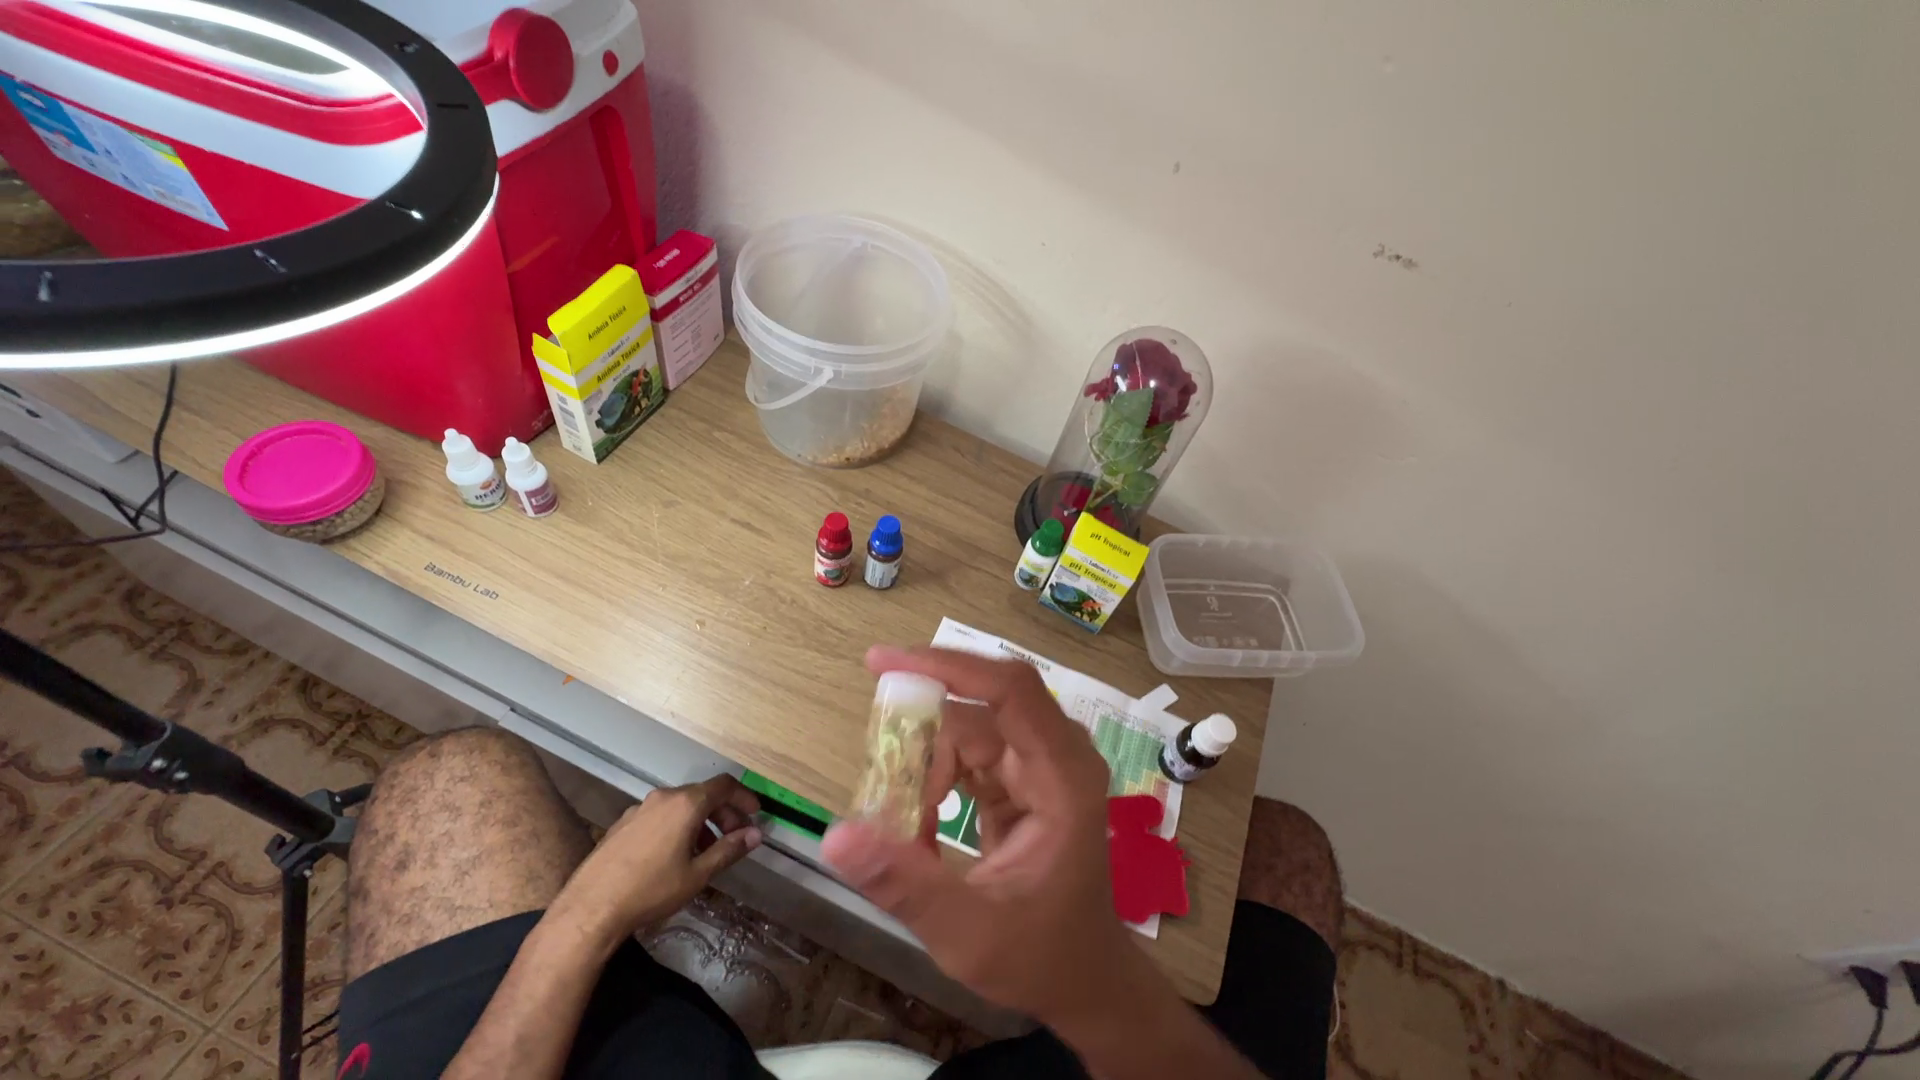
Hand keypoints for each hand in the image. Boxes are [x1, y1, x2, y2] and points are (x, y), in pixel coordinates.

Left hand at [552, 775, 762, 941]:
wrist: (590, 908)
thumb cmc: (651, 890)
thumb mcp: (698, 874)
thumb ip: (729, 850)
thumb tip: (755, 834)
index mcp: (685, 804)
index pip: (724, 786)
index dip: (744, 797)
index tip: (755, 815)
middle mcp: (662, 798)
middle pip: (702, 794)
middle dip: (723, 813)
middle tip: (734, 838)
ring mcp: (639, 809)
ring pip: (680, 806)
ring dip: (700, 822)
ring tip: (706, 852)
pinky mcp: (622, 824)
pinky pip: (660, 816)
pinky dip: (677, 826)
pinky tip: (674, 856)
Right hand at [822, 646, 1141, 1024]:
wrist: (1085, 980)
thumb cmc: (1041, 957)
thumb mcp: (968, 933)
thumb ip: (906, 884)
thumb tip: (835, 836)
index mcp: (1063, 778)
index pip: (1011, 691)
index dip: (949, 666)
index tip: (884, 663)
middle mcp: (1057, 758)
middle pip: (980, 709)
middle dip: (921, 731)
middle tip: (878, 766)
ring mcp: (1042, 766)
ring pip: (969, 730)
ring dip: (926, 766)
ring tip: (904, 821)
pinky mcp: (1025, 780)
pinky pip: (970, 755)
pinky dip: (936, 780)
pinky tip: (920, 825)